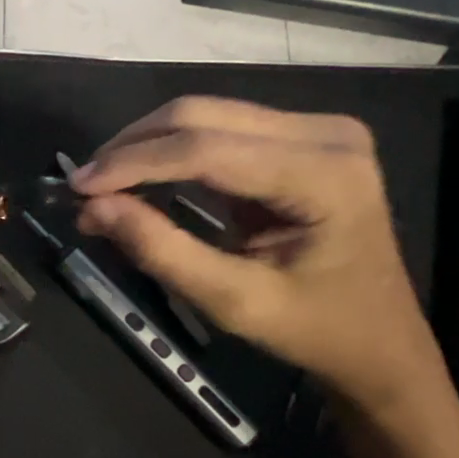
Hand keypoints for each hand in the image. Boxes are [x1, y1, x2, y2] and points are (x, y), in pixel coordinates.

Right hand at [68, 97, 444, 412]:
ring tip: (101, 185)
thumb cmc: (316, 330)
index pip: (208, 148)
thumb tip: (91, 208)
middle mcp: (325, 134)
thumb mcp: (234, 303)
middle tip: (83, 187)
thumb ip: (162, 251)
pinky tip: (136, 177)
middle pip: (202, 115)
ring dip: (145, 145)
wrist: (380, 342)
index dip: (134, 162)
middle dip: (133, 147)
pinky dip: (169, 151)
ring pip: (204, 114)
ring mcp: (315, 130)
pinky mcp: (298, 138)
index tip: (78, 187)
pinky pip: (217, 129)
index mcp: (326, 175)